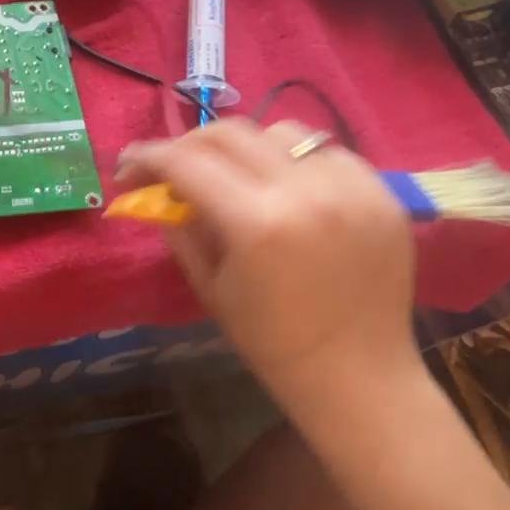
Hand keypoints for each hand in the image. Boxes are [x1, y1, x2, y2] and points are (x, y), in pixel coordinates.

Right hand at [117, 119, 416, 398]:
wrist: (359, 377)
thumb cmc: (270, 340)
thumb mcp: (208, 283)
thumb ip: (177, 224)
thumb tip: (149, 187)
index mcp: (256, 223)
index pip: (186, 162)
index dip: (147, 156)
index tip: (128, 165)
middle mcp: (306, 192)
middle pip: (229, 133)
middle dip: (188, 144)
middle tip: (172, 166)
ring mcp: (351, 188)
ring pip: (278, 132)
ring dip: (244, 147)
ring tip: (233, 174)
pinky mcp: (381, 192)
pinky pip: (324, 152)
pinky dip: (294, 161)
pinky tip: (285, 187)